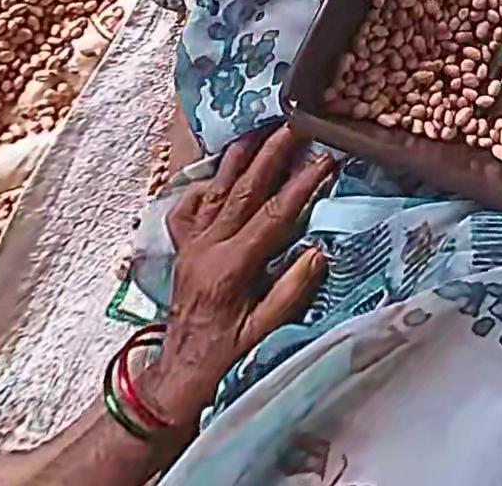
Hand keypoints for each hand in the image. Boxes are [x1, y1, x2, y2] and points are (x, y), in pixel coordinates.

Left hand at [144, 127, 333, 423]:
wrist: (175, 378)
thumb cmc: (224, 359)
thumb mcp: (261, 335)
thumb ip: (290, 293)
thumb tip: (318, 250)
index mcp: (231, 267)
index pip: (274, 214)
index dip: (302, 184)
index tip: (326, 159)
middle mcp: (208, 246)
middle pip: (244, 188)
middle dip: (272, 152)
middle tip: (294, 124)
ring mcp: (192, 243)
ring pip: (217, 188)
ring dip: (240, 155)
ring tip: (259, 128)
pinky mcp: (183, 246)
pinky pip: (190, 207)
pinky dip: (204, 184)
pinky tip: (218, 170)